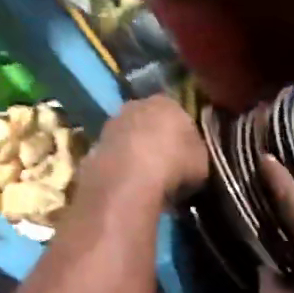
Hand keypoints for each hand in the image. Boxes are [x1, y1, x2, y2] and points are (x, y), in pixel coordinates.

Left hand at [80, 96, 209, 203]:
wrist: (129, 179)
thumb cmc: (174, 164)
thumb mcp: (201, 162)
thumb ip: (196, 155)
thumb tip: (191, 161)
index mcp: (166, 102)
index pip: (177, 114)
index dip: (181, 137)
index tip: (184, 157)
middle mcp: (135, 106)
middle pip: (147, 123)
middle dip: (154, 142)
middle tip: (164, 169)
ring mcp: (110, 127)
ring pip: (126, 141)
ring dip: (133, 157)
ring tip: (144, 182)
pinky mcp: (92, 150)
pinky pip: (112, 161)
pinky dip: (118, 172)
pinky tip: (126, 190)